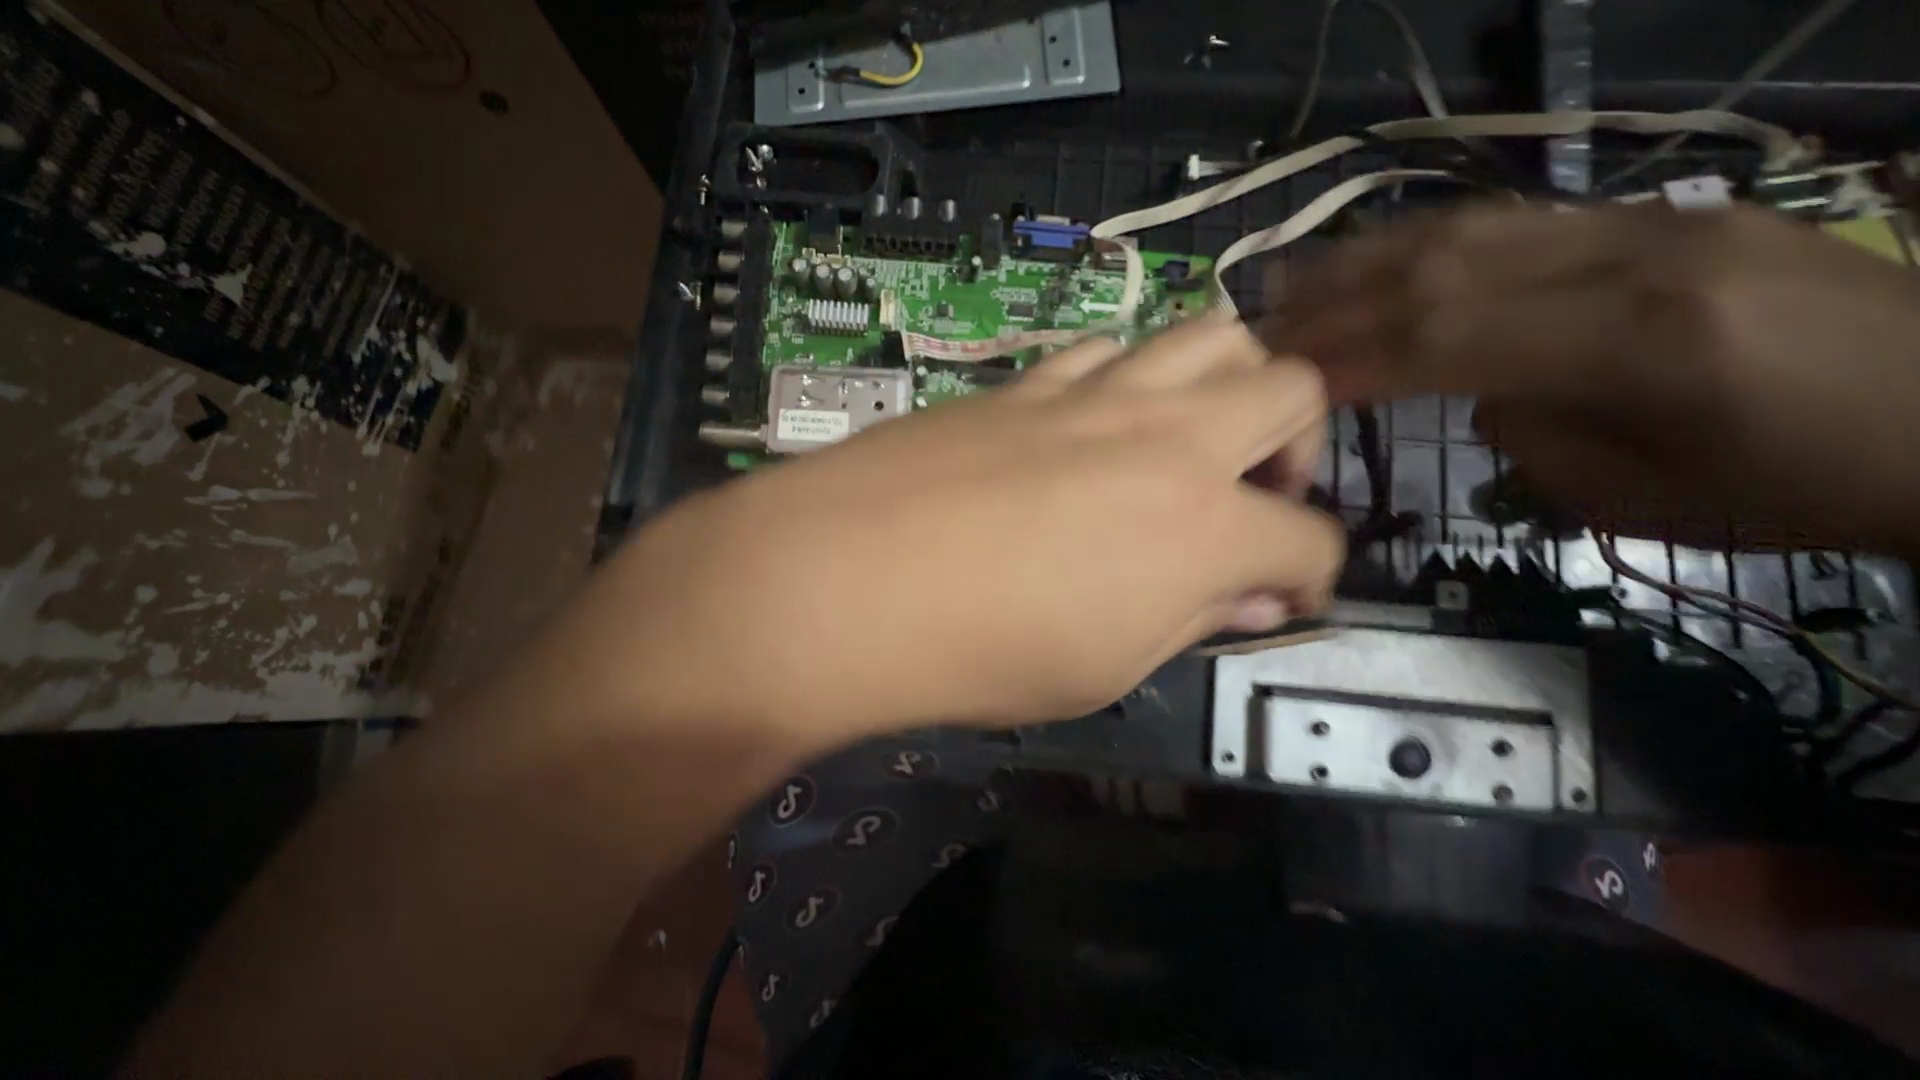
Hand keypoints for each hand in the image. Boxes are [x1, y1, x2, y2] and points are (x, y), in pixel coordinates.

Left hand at [566, 315, 1340, 742]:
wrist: (846, 579)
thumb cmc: (984, 650)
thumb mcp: (1107, 668)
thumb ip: (1193, 618)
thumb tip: (1251, 595)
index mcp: (1206, 525)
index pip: (1311, 539)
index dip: (1313, 575)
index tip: (1285, 597)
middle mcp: (1169, 437)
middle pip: (1292, 387)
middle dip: (1300, 443)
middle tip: (1253, 496)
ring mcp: (1095, 394)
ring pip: (1209, 332)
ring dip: (1226, 384)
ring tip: (1189, 440)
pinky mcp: (1027, 381)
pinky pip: (1108, 349)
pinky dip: (1129, 378)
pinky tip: (1095, 423)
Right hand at [1265, 201, 1919, 550]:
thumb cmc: (1801, 493)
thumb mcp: (1643, 500)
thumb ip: (1532, 434)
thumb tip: (1473, 390)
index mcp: (1642, 345)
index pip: (1444, 340)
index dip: (1345, 358)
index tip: (1273, 380)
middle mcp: (1641, 258)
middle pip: (1447, 266)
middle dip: (1337, 299)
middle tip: (1260, 325)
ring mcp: (1660, 221)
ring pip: (1477, 226)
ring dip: (1372, 256)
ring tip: (1296, 281)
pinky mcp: (1672, 213)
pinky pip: (1524, 220)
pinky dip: (1436, 240)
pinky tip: (1390, 258)